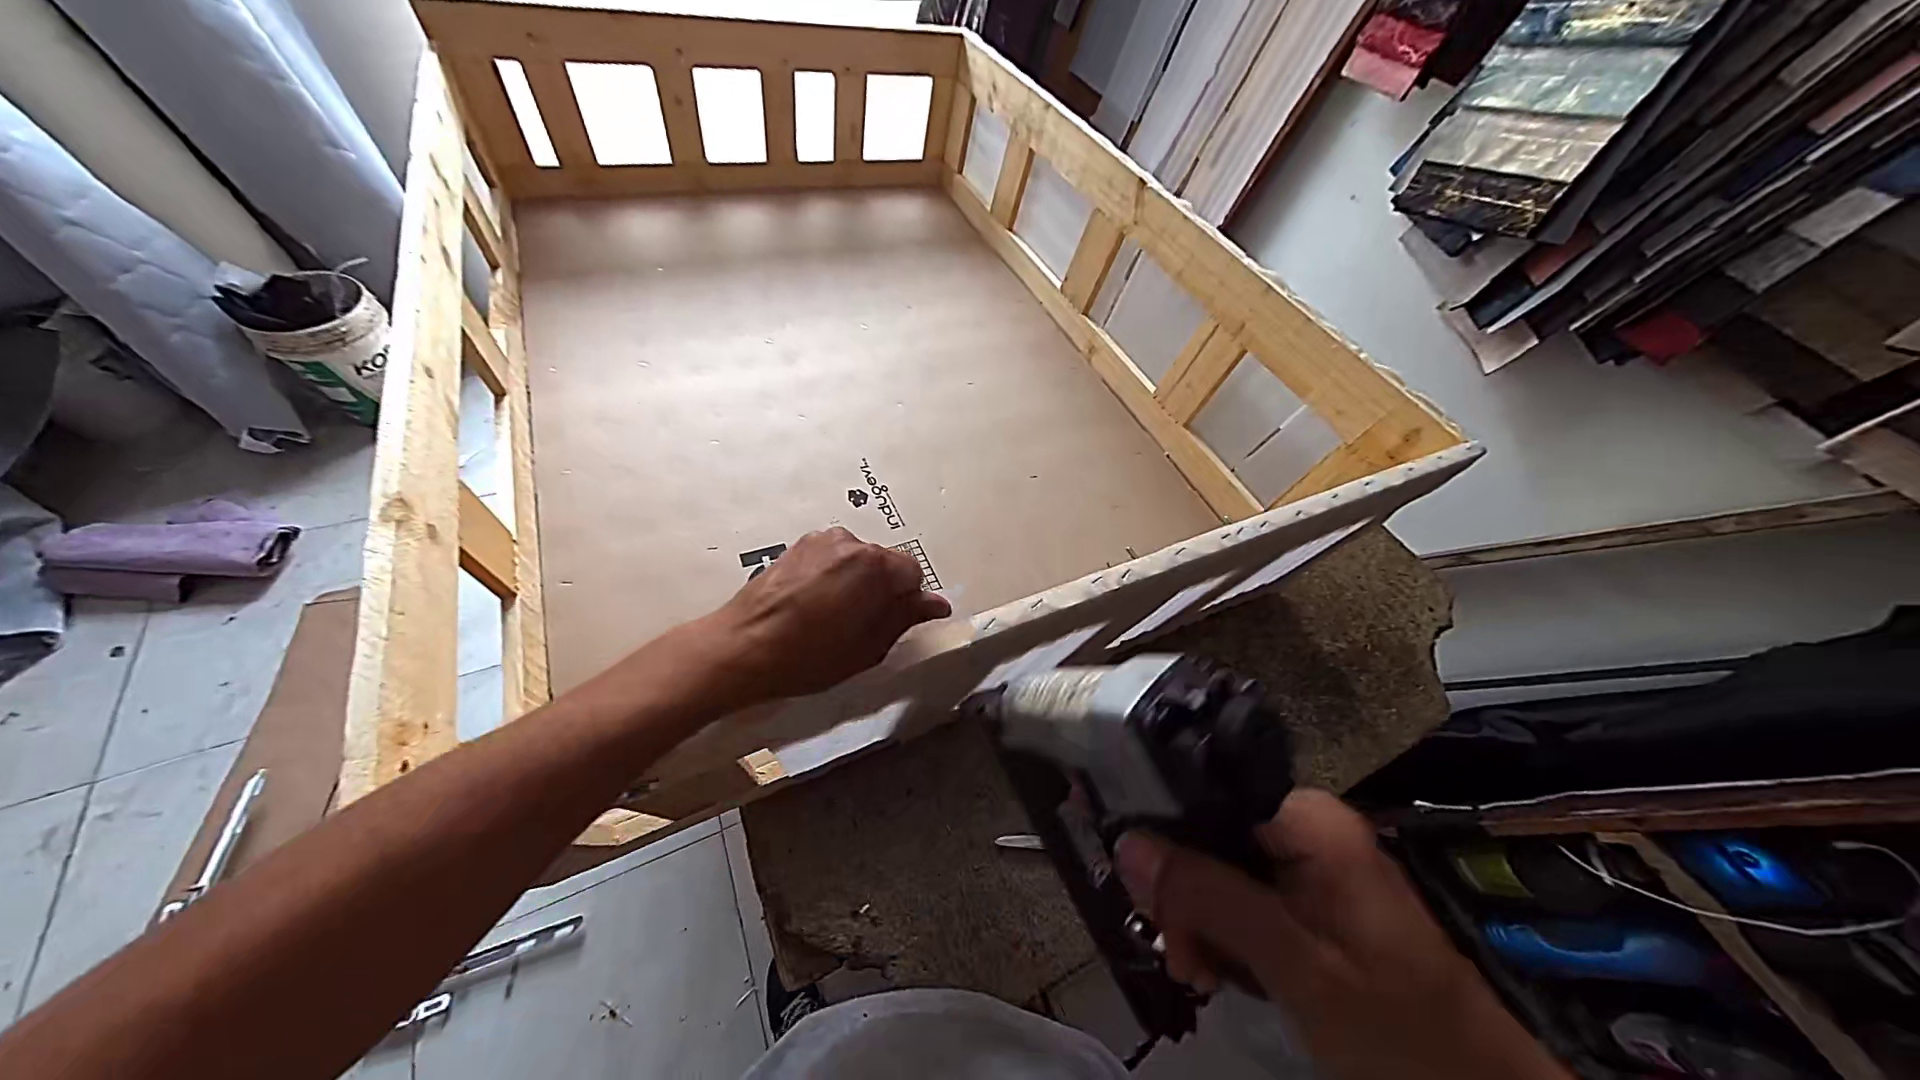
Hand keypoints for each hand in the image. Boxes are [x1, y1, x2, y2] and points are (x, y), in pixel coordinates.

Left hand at [690, 527, 951, 705]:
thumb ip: (905, 617)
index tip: (890, 625)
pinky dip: (832, 577)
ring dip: (855, 582)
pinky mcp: (796, 546)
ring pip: (856, 560)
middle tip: (861, 627)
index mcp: (874, 564)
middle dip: (881, 590)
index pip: (913, 573)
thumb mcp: (868, 647)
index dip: (907, 602)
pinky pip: (830, 559)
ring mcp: (819, 540)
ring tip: (832, 618)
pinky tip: (813, 606)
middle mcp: (850, 542)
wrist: (740, 649)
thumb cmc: (808, 656)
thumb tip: (936, 603)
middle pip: (884, 563)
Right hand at [1115, 790, 1571, 1079]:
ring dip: (1196, 918)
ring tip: (1197, 970)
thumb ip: (1210, 897)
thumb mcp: (1295, 964)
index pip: (1205, 789)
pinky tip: (1216, 968)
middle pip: (1206, 831)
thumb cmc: (1396, 1026)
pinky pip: (1240, 895)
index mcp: (1307, 818)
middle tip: (1177, 949)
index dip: (1163, 830)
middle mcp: (1303, 826)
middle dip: (1182, 890)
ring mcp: (1307, 863)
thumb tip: (1127, 843)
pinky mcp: (1307, 900)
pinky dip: (1220, 931)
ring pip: (1217, 867)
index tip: (1139, 884)